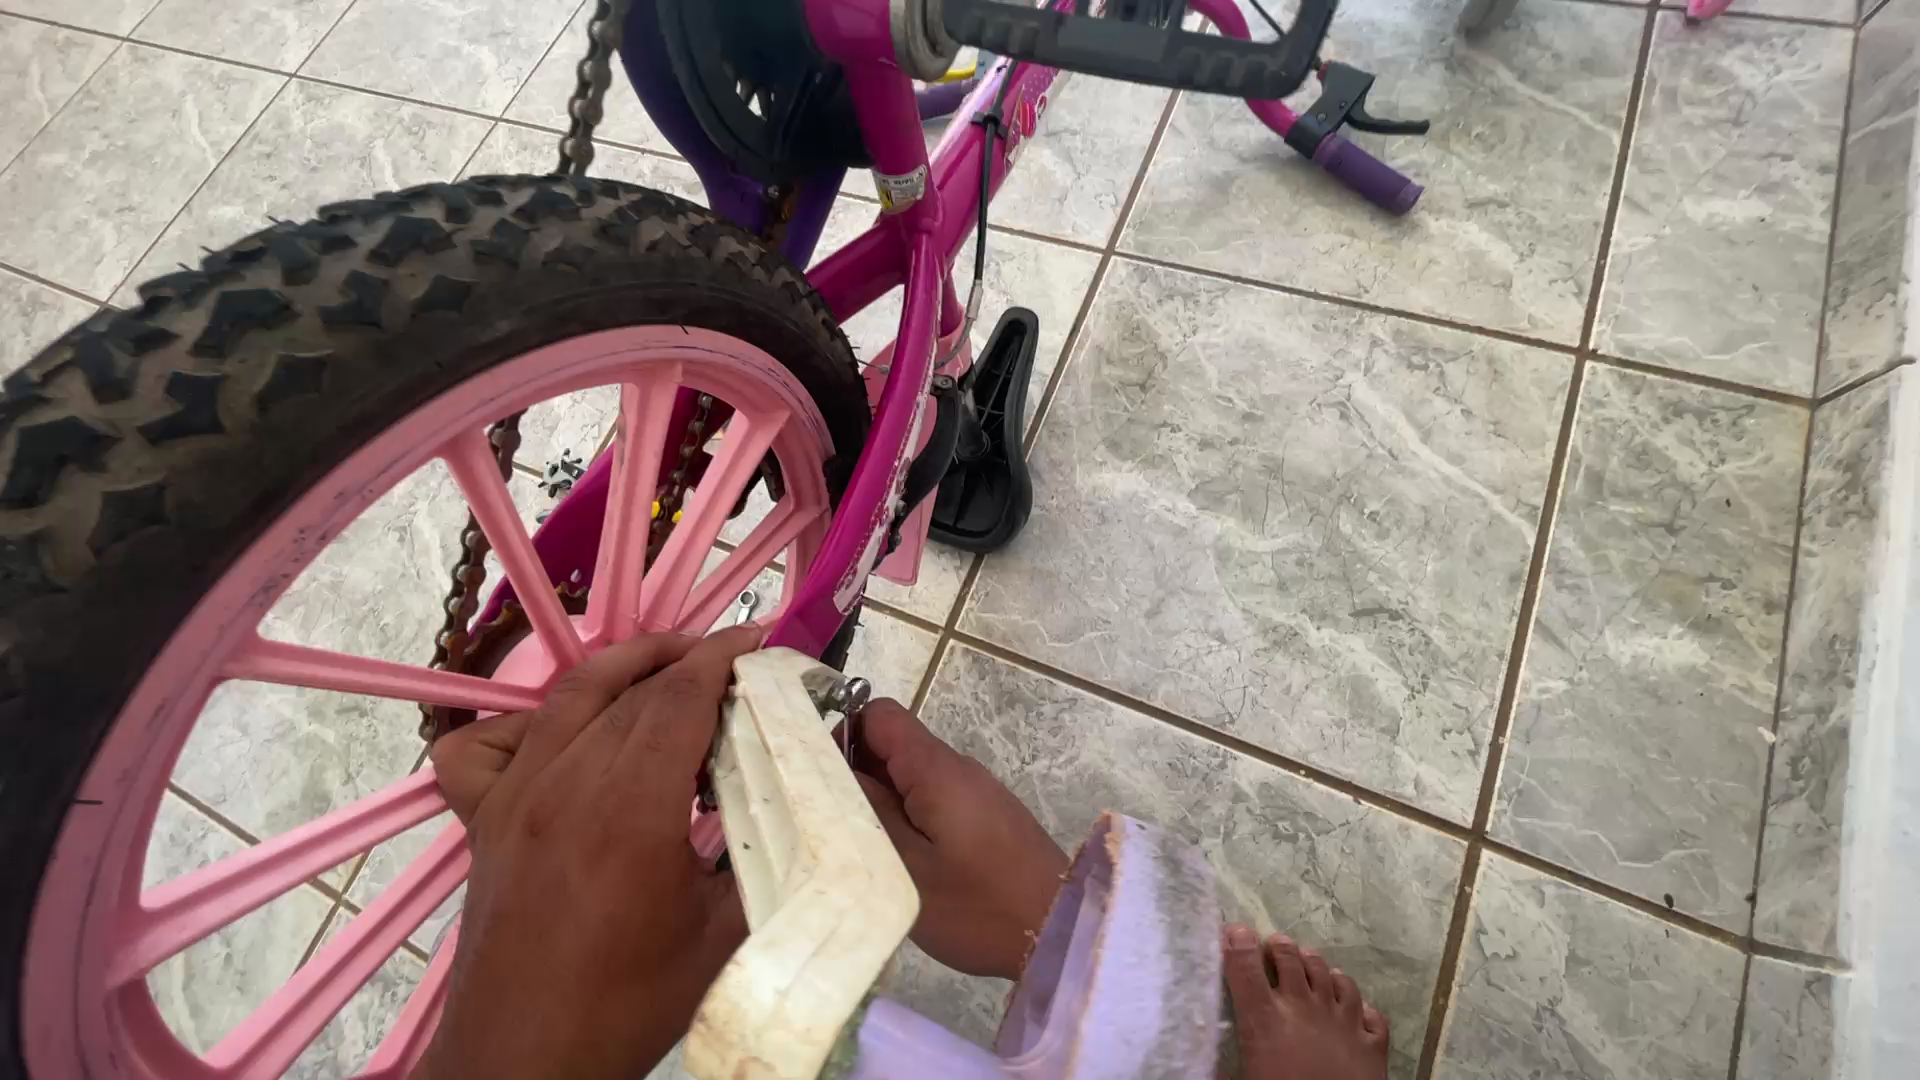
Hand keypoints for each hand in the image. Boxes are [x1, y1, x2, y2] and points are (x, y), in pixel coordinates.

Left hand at [417, 627, 761, 1079]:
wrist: (520, 1069)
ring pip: (572, 694)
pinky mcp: (482, 819)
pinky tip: (566, 733)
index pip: (680, 696)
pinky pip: (487, 743)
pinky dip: (528, 719)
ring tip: (671, 666)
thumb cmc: (629, 1003)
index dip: (723, 657)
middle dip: (693, 661)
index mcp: (632, 809)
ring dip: (628, 665)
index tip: (757, 640)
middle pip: (637, 689)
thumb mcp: (722, 931)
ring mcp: (514, 796)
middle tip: (736, 671)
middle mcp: (566, 784)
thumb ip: (766, 854)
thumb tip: (802, 801)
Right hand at [851, 700, 1067, 980]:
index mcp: (934, 767)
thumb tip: (837, 770)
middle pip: (893, 742)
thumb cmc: (978, 904)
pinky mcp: (983, 815)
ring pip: (911, 774)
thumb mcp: (908, 867)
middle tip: (833, 821)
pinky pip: (933, 797)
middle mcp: (955, 767)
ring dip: (882, 798)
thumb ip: (870, 813)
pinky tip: (900, 858)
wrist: (1059, 927)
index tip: (817, 775)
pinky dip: (908, 815)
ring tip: (862, 844)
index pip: (879, 713)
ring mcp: (973, 790)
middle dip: (857, 772)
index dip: (843, 732)